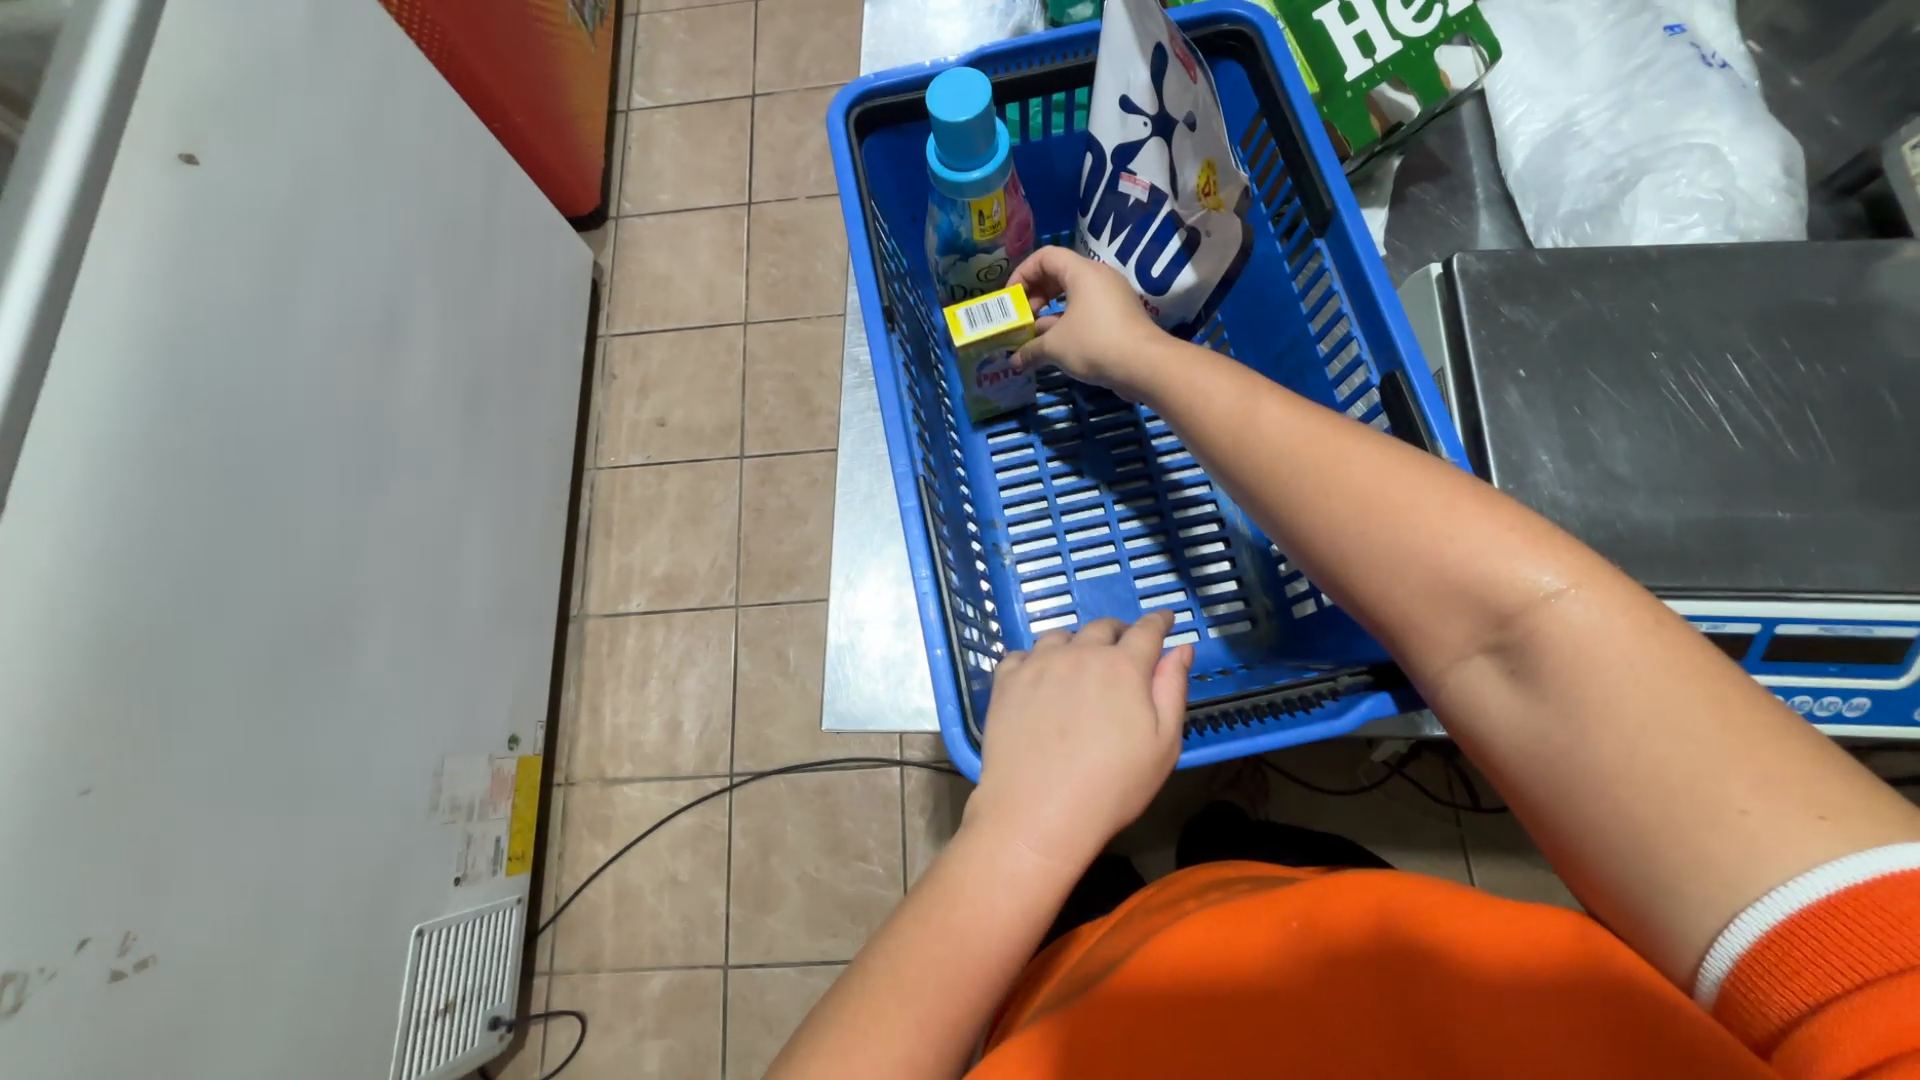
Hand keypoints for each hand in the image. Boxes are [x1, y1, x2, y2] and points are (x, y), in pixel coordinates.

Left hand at [961, 611, 1193, 870]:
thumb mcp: (1163, 744)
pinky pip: (1023, 655)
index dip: (1159, 622)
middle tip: (1123, 648)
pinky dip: (1037, 659)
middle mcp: (1079, 654)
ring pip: (1061, 637)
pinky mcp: (1006, 681)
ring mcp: (1038, 664)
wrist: (1037, 812)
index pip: (1146, 630)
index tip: (1165, 619)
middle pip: (1102, 627)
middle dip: (1118, 632)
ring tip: (1080, 662)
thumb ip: (1172, 689)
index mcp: (1122, 666)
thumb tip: (1181, 648)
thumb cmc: (1112, 786)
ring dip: (1076, 643)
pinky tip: (1040, 676)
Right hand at [1008, 246, 1170, 400]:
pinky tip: (1059, 345)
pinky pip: (1088, 310)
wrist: (1144, 365)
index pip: (1045, 256)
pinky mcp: (1120, 315)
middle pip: (1059, 273)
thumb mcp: (1055, 347)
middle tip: (1025, 316)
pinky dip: (1069, 321)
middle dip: (1036, 294)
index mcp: (1082, 271)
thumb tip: (1014, 361)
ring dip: (1052, 312)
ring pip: (1074, 294)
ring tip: (1037, 334)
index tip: (1012, 299)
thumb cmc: (1094, 344)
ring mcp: (1113, 295)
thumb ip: (1031, 349)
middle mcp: (1099, 276)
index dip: (1022, 273)